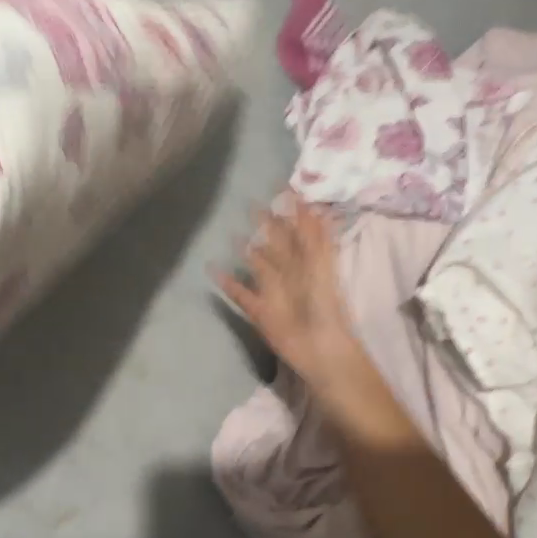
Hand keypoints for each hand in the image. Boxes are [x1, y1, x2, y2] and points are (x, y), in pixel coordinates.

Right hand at [217, 202, 375, 395]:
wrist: (321, 350)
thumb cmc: (325, 308)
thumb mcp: (320, 266)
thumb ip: (314, 237)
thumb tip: (311, 203)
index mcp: (310, 261)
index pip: (301, 229)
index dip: (294, 209)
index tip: (283, 186)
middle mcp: (291, 273)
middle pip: (278, 245)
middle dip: (267, 225)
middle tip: (249, 204)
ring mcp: (273, 292)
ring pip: (258, 266)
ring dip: (246, 251)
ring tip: (231, 235)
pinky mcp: (259, 310)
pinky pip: (240, 294)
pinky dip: (227, 283)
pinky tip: (212, 269)